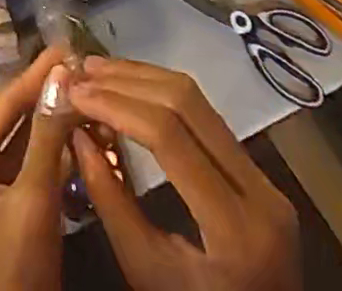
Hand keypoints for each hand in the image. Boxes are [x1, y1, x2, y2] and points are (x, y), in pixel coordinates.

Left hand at [0, 45, 75, 290]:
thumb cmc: (12, 267)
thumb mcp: (32, 200)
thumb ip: (47, 137)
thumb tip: (61, 76)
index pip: (3, 105)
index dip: (36, 75)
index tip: (66, 47)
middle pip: (17, 120)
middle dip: (49, 95)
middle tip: (83, 64)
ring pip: (30, 141)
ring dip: (59, 120)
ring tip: (90, 89)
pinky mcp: (15, 202)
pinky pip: (38, 165)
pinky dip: (61, 151)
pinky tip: (87, 129)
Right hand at [69, 57, 299, 290]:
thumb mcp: (146, 272)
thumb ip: (111, 202)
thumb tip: (78, 136)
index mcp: (234, 226)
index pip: (170, 137)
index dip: (117, 104)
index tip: (76, 92)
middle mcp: (260, 190)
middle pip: (188, 105)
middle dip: (128, 80)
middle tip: (82, 71)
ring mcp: (265, 178)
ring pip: (200, 101)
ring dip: (144, 78)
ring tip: (99, 70)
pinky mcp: (258, 172)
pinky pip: (207, 117)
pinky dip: (163, 95)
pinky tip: (131, 89)